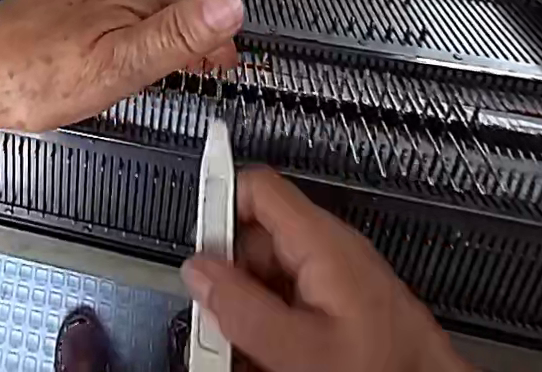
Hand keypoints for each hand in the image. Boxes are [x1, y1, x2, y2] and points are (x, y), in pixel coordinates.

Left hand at [0, 0, 243, 134]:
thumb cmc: (32, 77)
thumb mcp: (119, 66)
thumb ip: (178, 34)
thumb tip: (229, 3)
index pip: (193, 0)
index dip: (215, 35)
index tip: (225, 62)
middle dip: (193, 29)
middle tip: (204, 65)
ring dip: (165, 25)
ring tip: (171, 60)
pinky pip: (112, 1)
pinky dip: (133, 22)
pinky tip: (124, 44)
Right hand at [182, 168, 470, 371]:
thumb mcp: (301, 353)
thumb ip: (243, 308)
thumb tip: (198, 269)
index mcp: (322, 241)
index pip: (258, 186)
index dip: (222, 203)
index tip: (198, 242)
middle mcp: (330, 247)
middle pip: (258, 233)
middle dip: (231, 273)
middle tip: (217, 320)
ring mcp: (337, 276)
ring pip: (272, 270)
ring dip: (248, 305)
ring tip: (243, 350)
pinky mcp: (343, 303)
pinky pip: (293, 297)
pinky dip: (272, 322)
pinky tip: (267, 356)